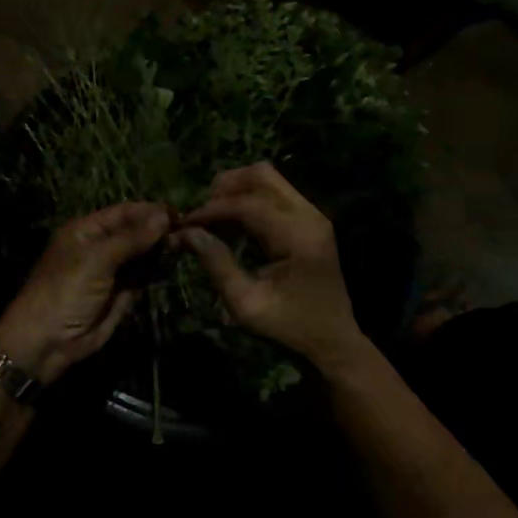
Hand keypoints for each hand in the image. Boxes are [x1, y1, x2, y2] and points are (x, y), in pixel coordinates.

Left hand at [0, 202, 171, 382]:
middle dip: (158, 231)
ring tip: (187, 244)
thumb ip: (131, 239)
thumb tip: (163, 217)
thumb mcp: (96, 260)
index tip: (179, 213)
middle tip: (189, 230)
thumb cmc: (65, 292)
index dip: (149, 211)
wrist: (48, 342)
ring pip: (141, 255)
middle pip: (135, 232)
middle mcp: (100, 247)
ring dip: (160, 250)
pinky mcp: (121, 294)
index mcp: (86, 231)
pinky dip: (157, 271)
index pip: (123, 213)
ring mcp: (111, 271)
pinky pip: (142, 277)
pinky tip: (174, 263)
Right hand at [177, 163, 363, 364]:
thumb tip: (186, 233)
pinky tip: (230, 225)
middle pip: (261, 174)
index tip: (184, 224)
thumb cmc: (288, 328)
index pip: (247, 204)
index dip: (211, 210)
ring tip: (212, 218)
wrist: (332, 342)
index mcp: (297, 237)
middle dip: (225, 188)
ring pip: (268, 179)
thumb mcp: (245, 303)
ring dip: (235, 191)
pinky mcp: (310, 221)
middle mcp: (309, 216)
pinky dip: (248, 200)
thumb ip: (216, 264)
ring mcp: (313, 215)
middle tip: (201, 214)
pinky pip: (275, 194)